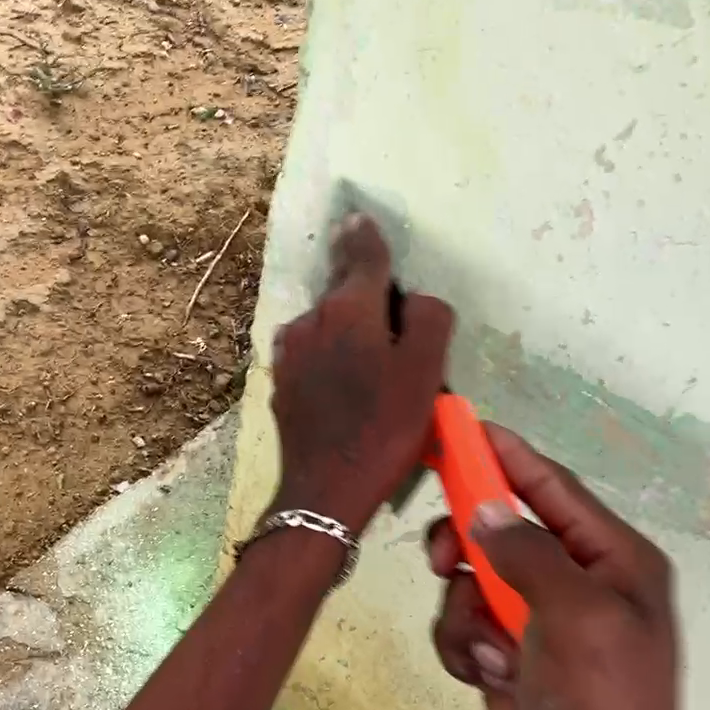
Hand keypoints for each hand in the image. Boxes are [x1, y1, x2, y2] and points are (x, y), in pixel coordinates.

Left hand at [269, 214, 452, 531]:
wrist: (324, 491)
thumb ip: (429, 319)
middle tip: (389, 316)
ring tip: (371, 366)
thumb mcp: (426, 372)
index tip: (360, 218)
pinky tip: (344, 385)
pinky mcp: (279, 384)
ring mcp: (287, 354)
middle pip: (343, 292)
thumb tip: (416, 298)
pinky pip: (311, 354)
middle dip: (364, 293)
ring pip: (325, 325)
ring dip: (346, 329)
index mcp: (347, 310)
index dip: (366, 237)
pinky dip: (329, 355)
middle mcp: (309, 321)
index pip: (362, 256)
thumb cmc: (384, 430)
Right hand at [424, 425, 687, 709]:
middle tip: (442, 559)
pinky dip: (461, 647)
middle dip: (466, 547)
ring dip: (464, 616)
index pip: (550, 486)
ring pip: (468, 580)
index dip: (504, 454)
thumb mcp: (574, 615)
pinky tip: (484, 677)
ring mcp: (537, 619)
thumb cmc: (600, 705)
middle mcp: (575, 581)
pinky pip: (460, 623)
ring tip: (487, 656)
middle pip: (498, 529)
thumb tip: (485, 512)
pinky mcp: (505, 653)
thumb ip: (527, 551)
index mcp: (613, 560)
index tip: (456, 426)